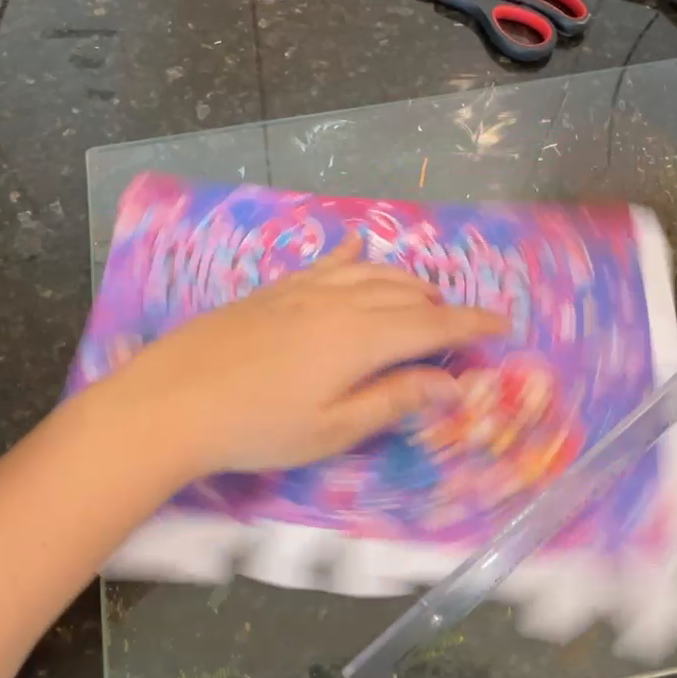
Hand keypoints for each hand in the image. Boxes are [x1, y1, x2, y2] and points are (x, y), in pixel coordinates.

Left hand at [84, 232, 507, 478]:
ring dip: (404, 280)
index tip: (503, 324)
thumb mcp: (332, 428)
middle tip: (461, 324)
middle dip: (441, 304)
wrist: (174, 399)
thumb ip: (393, 399)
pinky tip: (357, 249)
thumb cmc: (257, 427)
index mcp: (361, 338)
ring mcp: (303, 289)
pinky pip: (326, 262)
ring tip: (422, 294)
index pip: (431, 324)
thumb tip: (451, 385)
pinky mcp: (274, 289)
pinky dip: (352, 257)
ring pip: (370, 272)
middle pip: (404, 292)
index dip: (471, 324)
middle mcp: (339, 301)